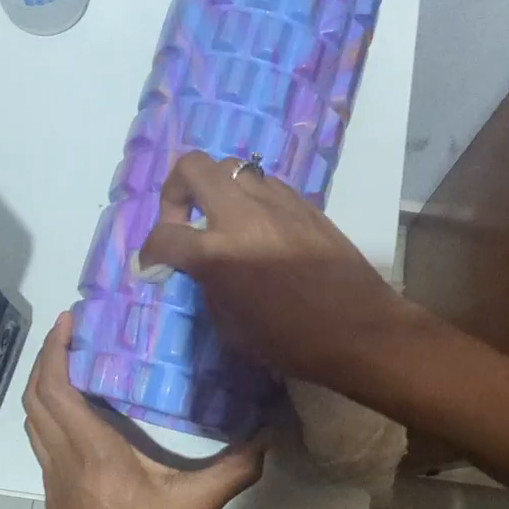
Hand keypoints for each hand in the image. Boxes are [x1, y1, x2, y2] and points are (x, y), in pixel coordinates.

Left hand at [23, 311, 265, 508]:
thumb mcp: (193, 506)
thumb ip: (233, 469)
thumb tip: (269, 436)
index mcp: (92, 448)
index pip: (56, 387)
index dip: (56, 348)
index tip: (72, 318)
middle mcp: (63, 453)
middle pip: (36, 393)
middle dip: (47, 355)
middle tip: (74, 330)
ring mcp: (52, 471)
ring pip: (33, 414)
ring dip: (43, 381)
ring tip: (72, 359)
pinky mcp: (53, 486)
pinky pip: (40, 433)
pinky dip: (48, 407)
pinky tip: (77, 407)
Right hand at [137, 150, 416, 386]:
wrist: (359, 330)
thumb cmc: (292, 342)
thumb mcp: (233, 327)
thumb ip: (208, 288)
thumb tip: (201, 272)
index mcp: (217, 253)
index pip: (163, 236)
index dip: (149, 253)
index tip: (153, 266)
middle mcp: (241, 215)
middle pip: (191, 167)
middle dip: (175, 190)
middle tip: (181, 220)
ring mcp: (276, 203)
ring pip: (233, 168)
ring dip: (217, 190)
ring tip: (222, 221)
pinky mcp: (304, 204)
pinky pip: (266, 185)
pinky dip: (251, 199)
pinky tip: (259, 228)